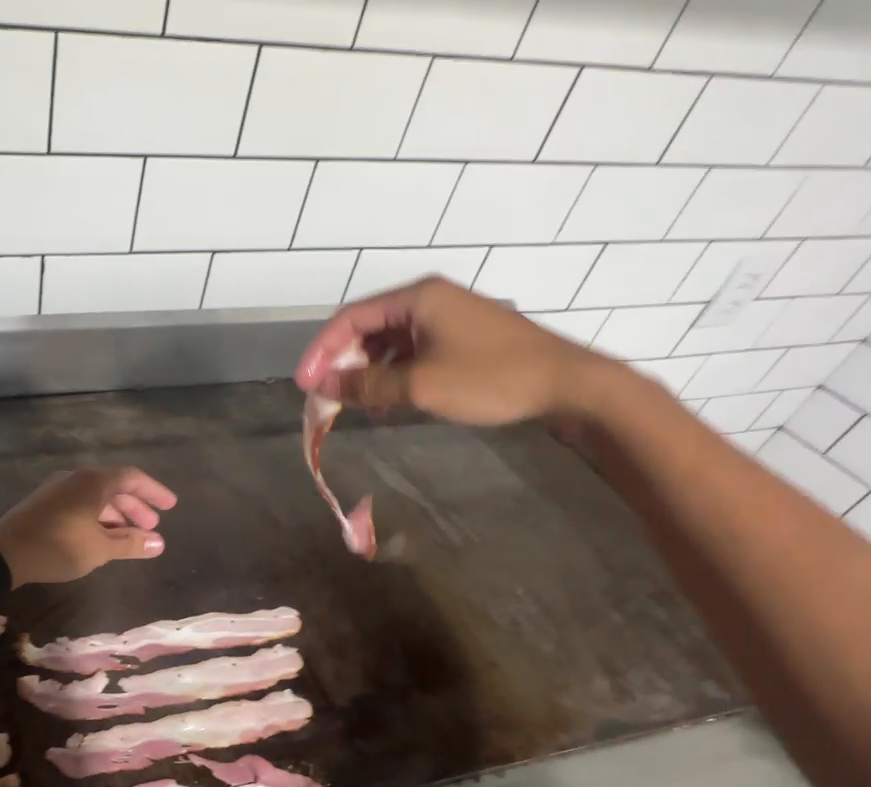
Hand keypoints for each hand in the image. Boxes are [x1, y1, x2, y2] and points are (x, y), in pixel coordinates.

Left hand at [0, 467, 176, 587]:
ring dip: (116, 515)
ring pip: (96, 497)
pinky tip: (101, 538)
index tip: (170, 506)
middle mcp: (75, 479)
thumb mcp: (99, 548)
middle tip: (151, 527)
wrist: (3, 554)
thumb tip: (159, 543)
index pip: (132, 478)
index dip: (154, 491)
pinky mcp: (44, 504)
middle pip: (114, 486)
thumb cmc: (58, 546)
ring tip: (129, 537)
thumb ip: (130, 543)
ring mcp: (57, 490)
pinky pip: (80, 504)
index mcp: (92, 481)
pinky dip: (97, 518)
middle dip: (135, 507)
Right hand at [294, 277, 610, 425]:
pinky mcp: (461, 338)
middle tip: (326, 397)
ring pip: (389, 342)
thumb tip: (322, 388)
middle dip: (342, 362)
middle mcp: (429, 299)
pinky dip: (393, 375)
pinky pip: (411, 352)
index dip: (321, 351)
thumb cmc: (490, 378)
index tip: (304, 384)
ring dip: (367, 372)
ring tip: (354, 405)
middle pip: (367, 327)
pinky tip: (387, 402)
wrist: (566, 384)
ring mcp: (447, 318)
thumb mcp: (420, 385)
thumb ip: (366, 386)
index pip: (350, 318)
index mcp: (417, 297)